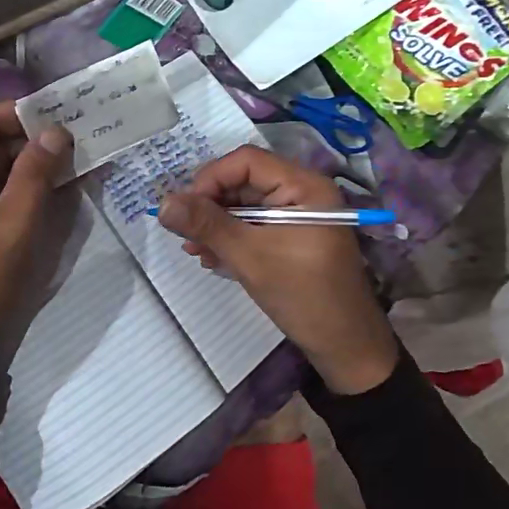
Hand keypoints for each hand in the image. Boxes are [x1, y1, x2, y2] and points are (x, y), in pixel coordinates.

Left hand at [0, 104, 71, 408]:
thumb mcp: (13, 226)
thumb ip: (36, 174)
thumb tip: (56, 132)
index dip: (23, 114)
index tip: (65, 120)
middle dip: (28, 142)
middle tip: (75, 145)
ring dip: (22, 167)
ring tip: (67, 167)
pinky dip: (10, 188)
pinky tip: (42, 194)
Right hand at [159, 145, 397, 394]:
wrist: (346, 346)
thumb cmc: (303, 295)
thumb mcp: (250, 257)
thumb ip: (206, 225)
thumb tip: (163, 202)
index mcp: (304, 186)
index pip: (246, 162)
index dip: (210, 179)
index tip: (184, 209)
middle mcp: (303, 193)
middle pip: (244, 182)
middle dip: (210, 205)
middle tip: (184, 233)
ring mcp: (299, 217)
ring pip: (245, 205)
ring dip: (216, 224)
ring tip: (194, 250)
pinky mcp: (293, 239)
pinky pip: (255, 226)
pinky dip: (232, 238)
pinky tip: (212, 257)